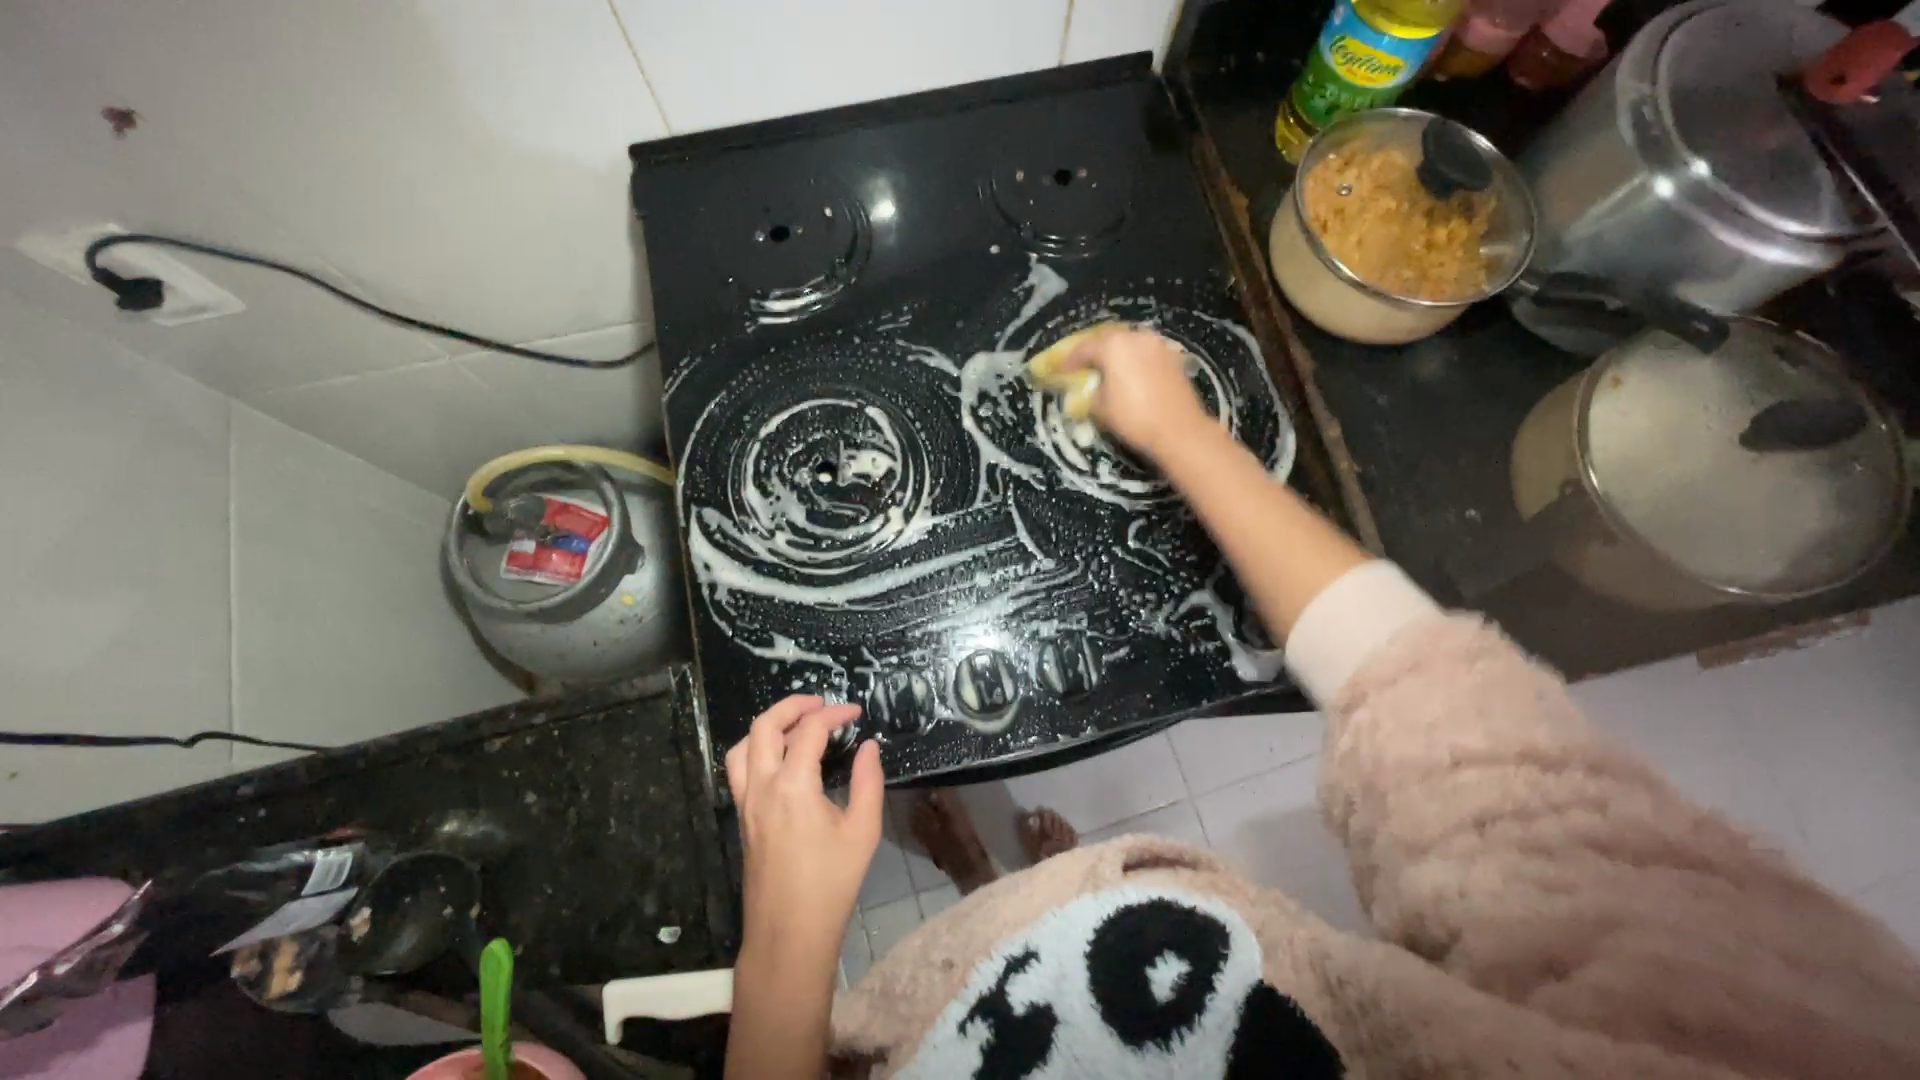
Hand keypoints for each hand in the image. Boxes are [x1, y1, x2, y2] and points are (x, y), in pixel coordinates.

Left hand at [725, 695, 884, 960]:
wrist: (789, 933)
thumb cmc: (831, 884)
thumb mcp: (863, 831)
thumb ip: (868, 782)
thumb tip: (869, 747)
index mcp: (793, 786)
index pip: (809, 730)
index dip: (834, 714)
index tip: (856, 712)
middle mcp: (761, 787)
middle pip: (764, 726)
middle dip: (793, 705)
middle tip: (822, 704)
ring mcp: (745, 803)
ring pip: (742, 746)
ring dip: (768, 726)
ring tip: (798, 725)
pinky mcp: (742, 818)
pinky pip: (739, 769)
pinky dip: (756, 750)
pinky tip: (781, 760)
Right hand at [1061, 325, 1213, 461]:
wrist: (1178, 430)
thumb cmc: (1134, 418)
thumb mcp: (1100, 408)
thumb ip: (1090, 393)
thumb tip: (1089, 390)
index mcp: (1113, 346)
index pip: (1084, 348)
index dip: (1070, 360)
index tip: (1062, 371)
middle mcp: (1136, 337)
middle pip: (1109, 338)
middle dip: (1096, 350)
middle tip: (1086, 364)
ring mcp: (1158, 345)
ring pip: (1132, 342)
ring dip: (1119, 352)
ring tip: (1111, 367)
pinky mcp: (1174, 357)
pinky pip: (1148, 352)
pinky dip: (1138, 359)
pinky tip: (1134, 372)